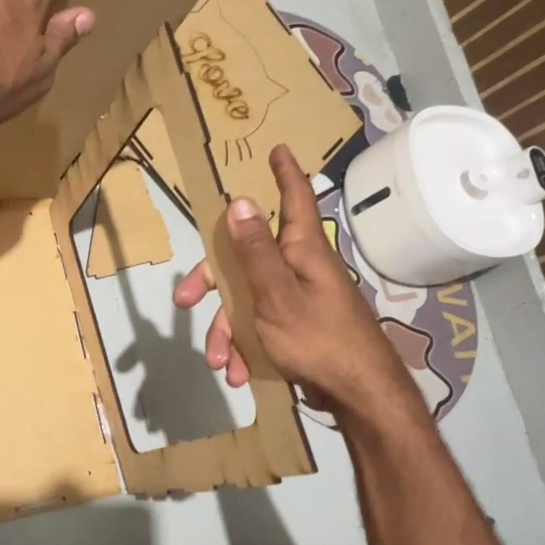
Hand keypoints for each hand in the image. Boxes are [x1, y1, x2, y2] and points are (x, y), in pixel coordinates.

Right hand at [174, 145, 408, 414]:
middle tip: (185, 301)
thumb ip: (254, 250)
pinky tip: (238, 373)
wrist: (358, 394)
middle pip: (248, 258)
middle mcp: (301, 268)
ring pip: (249, 300)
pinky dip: (246, 349)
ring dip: (227, 330)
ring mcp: (301, 299)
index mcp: (302, 250)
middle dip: (213, 282)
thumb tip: (238, 201)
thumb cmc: (318, 338)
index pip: (294, 198)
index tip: (278, 150)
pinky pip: (262, 327)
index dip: (284, 173)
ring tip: (218, 362)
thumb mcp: (276, 294)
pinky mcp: (299, 328)